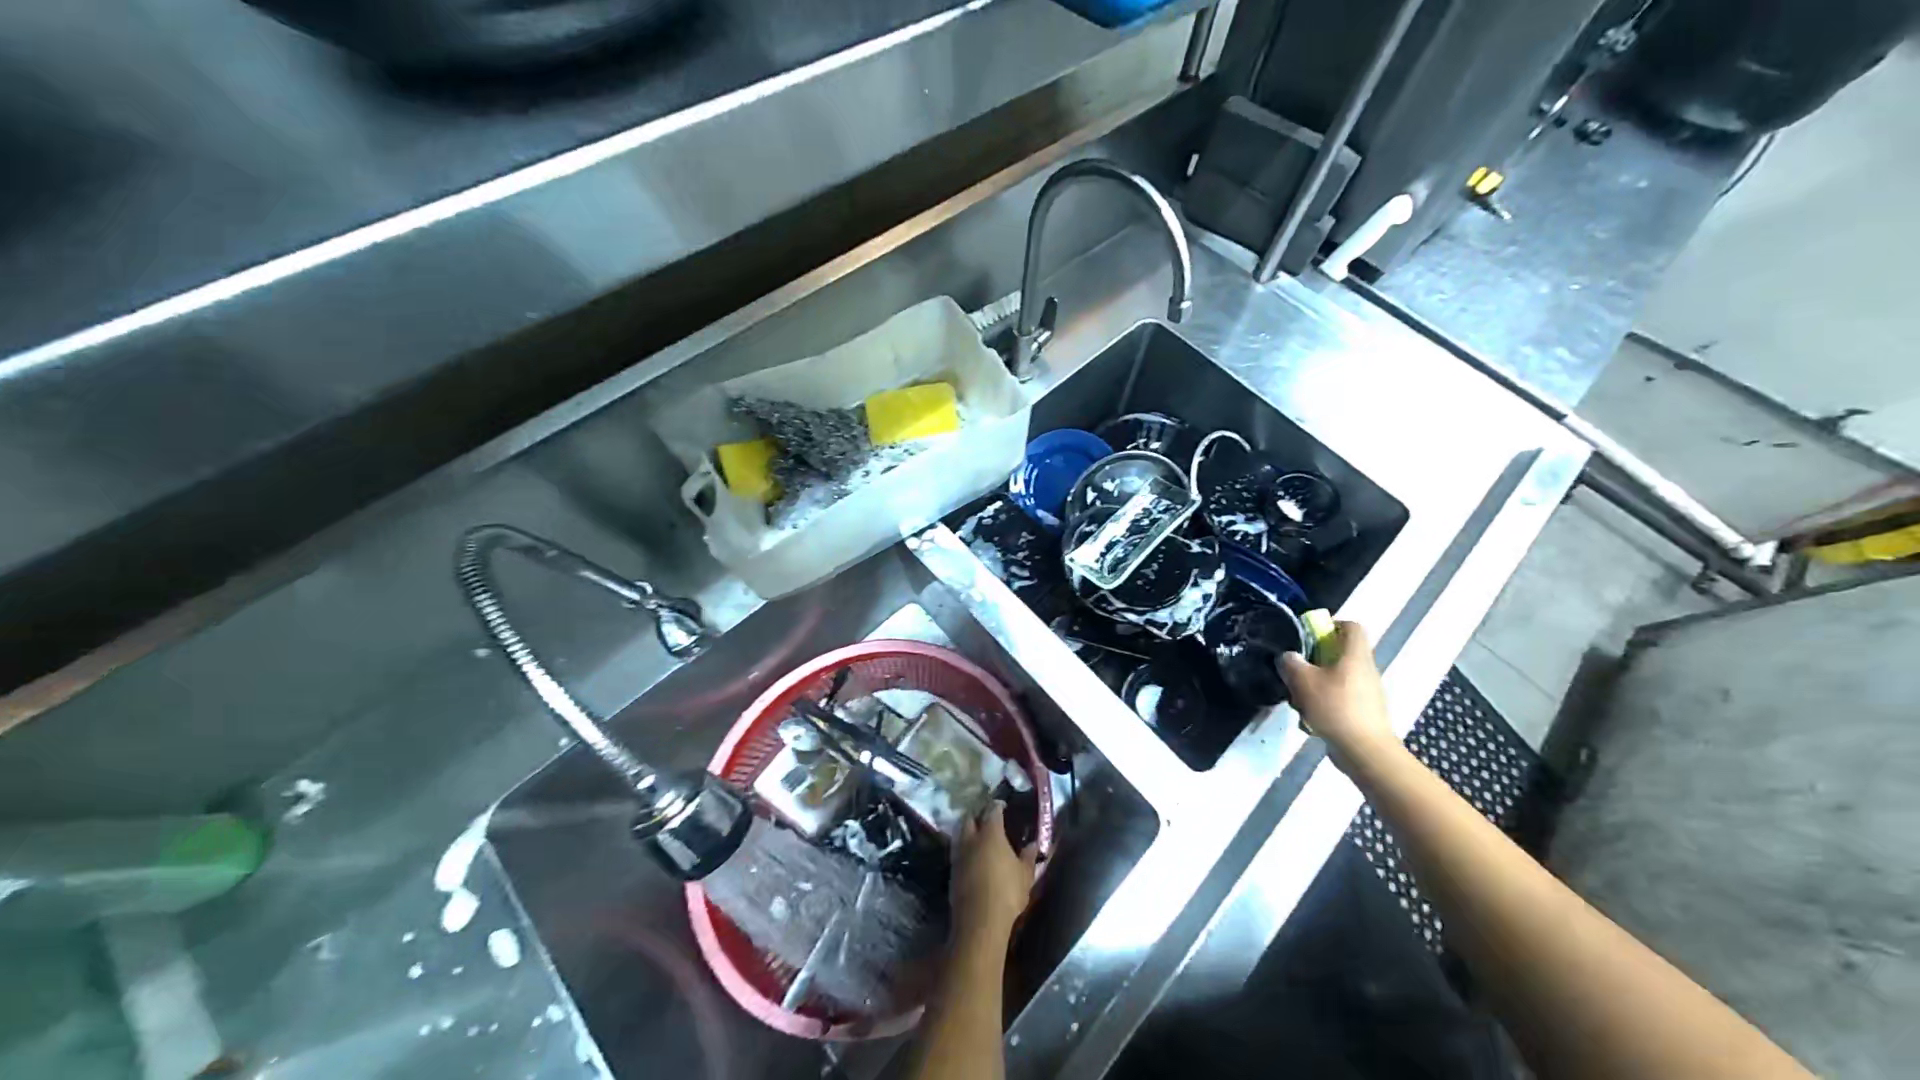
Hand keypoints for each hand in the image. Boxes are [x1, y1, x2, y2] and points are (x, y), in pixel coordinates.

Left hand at [952, 802, 1036, 941]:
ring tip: (979, 836)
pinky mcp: (952, 871)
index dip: (997, 806)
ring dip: (968, 831)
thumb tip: (1033, 844)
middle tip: (987, 818)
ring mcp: (959, 854)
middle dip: (977, 814)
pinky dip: (964, 849)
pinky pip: (958, 852)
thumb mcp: (1025, 875)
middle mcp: (971, 839)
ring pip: (960, 834)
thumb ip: (1029, 857)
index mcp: (990, 833)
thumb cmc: (1007, 892)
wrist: (979, 920)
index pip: (992, 810)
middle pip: (970, 818)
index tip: (1003, 805)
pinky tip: (972, 857)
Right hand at [1278, 621, 1394, 765]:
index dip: (1331, 624)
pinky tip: (1311, 718)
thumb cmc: (1335, 707)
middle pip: (1341, 653)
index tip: (1310, 636)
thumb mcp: (1303, 681)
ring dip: (1318, 683)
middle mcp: (1366, 669)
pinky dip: (1325, 703)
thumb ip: (1291, 663)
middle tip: (1297, 669)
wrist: (1365, 751)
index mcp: (1355, 655)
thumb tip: (1288, 656)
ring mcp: (1368, 692)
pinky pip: (1341, 698)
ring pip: (1339, 677)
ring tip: (1300, 698)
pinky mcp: (1365, 712)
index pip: (1351, 626)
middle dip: (1316, 659)